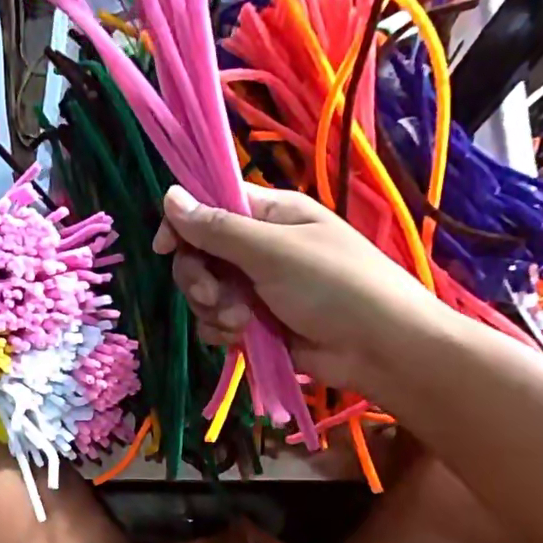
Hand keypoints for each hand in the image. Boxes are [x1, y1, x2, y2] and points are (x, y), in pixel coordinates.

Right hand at [154, 183, 448, 391]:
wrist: (378, 347)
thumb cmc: (333, 285)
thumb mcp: (273, 251)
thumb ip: (218, 228)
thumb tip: (169, 195)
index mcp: (269, 215)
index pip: (210, 207)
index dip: (183, 224)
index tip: (165, 248)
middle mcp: (259, 248)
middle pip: (200, 254)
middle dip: (199, 278)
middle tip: (213, 296)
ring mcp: (257, 288)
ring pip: (206, 292)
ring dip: (213, 308)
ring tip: (241, 323)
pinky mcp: (257, 325)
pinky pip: (218, 322)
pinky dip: (222, 331)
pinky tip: (239, 339)